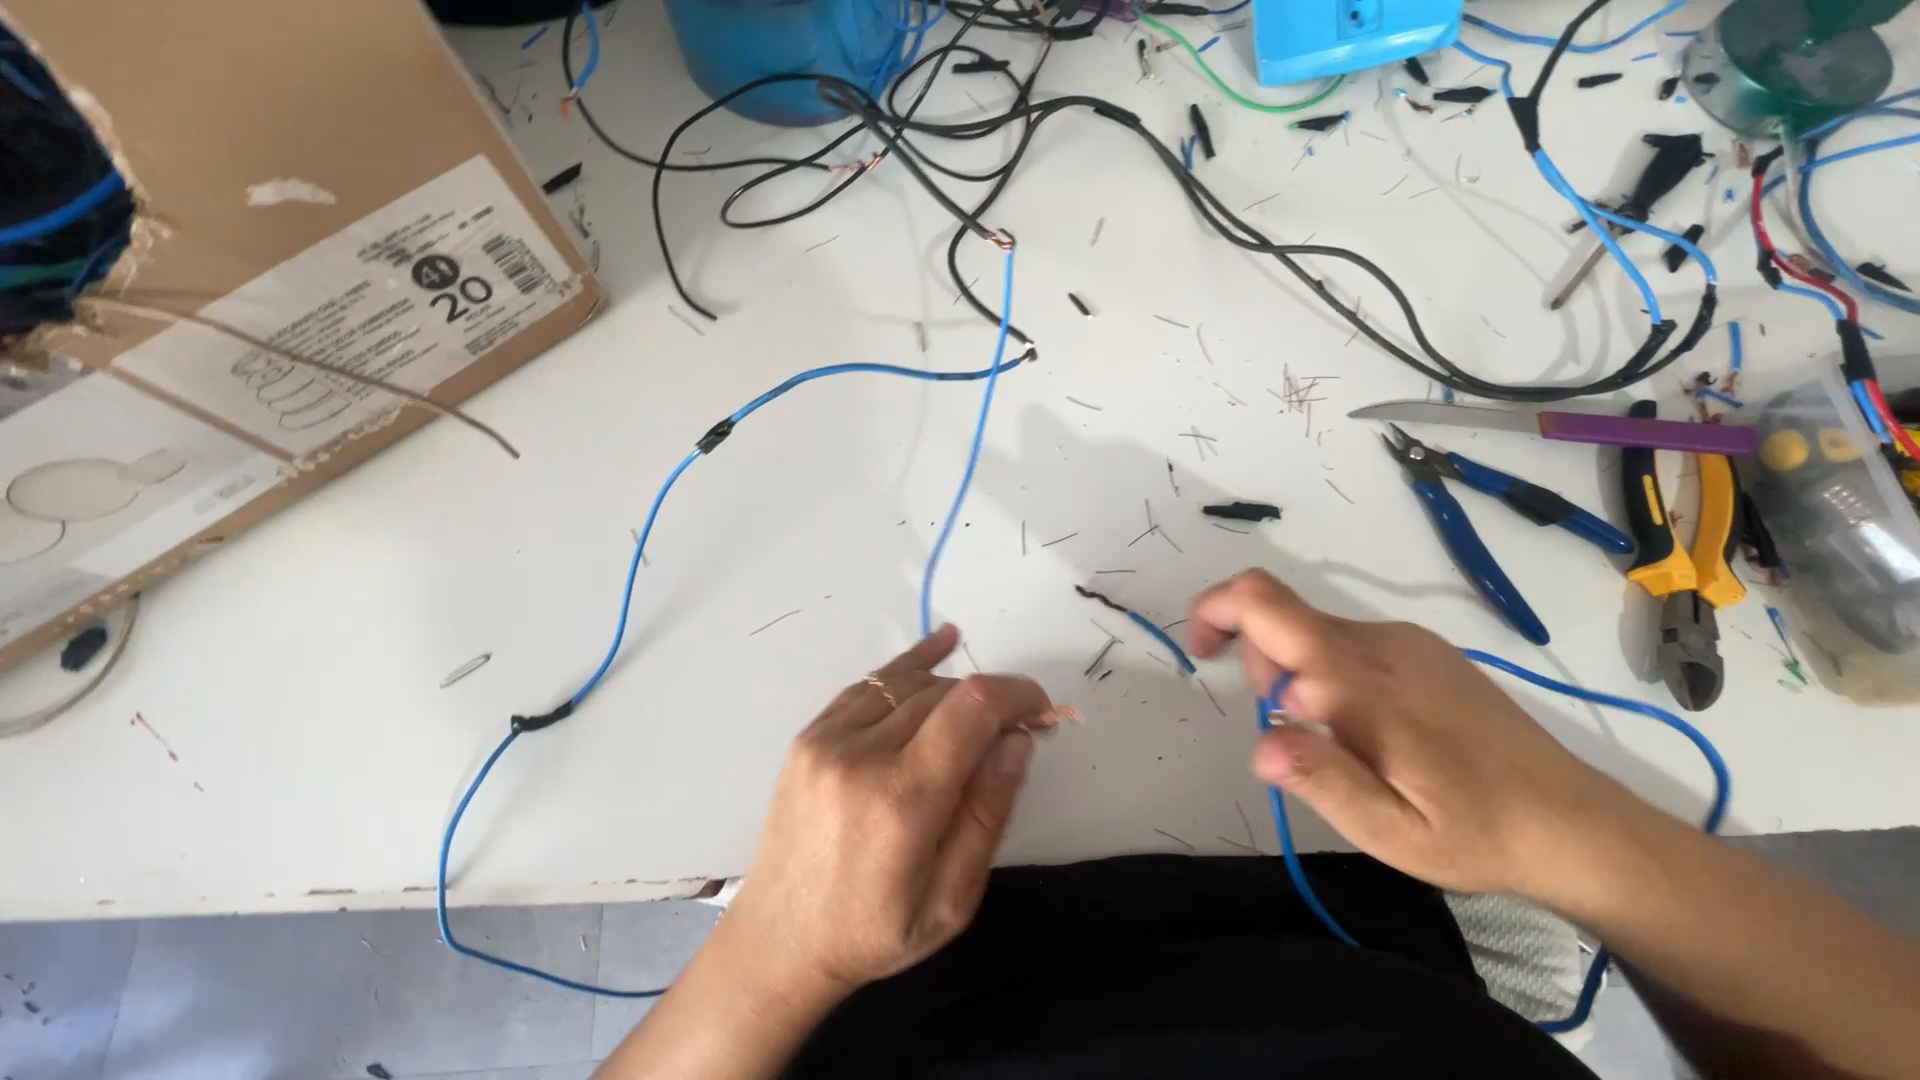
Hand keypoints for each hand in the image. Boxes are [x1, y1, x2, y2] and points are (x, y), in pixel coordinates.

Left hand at [721, 624, 1057, 1007]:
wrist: (780, 939)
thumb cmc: (874, 931)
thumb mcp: (952, 900)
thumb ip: (988, 813)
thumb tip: (1017, 739)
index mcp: (902, 800)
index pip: (971, 708)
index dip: (1017, 694)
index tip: (1042, 712)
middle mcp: (860, 755)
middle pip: (945, 693)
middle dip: (992, 700)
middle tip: (1016, 729)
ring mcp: (827, 740)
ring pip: (909, 683)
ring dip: (954, 691)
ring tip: (979, 717)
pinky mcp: (809, 736)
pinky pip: (869, 684)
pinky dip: (909, 667)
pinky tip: (940, 649)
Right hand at [1188, 569, 1634, 897]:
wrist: (1577, 824)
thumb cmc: (1474, 832)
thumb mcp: (1389, 830)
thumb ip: (1321, 779)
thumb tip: (1261, 740)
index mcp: (1361, 679)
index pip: (1265, 604)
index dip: (1215, 610)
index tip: (1204, 654)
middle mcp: (1380, 642)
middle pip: (1281, 615)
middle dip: (1258, 664)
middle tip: (1290, 733)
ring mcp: (1406, 641)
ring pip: (1313, 630)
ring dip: (1292, 672)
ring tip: (1333, 740)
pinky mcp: (1424, 651)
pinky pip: (1347, 641)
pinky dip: (1325, 671)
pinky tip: (1363, 728)